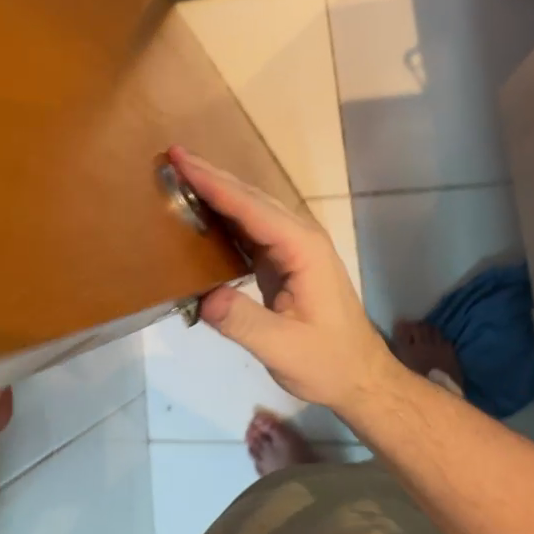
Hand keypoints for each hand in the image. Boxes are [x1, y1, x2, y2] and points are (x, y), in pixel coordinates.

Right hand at [170, 146, 400, 413]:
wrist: (360, 377)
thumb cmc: (328, 363)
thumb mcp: (284, 349)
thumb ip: (244, 322)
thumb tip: (203, 297)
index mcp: (302, 248)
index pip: (251, 207)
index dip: (214, 183)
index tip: (182, 160)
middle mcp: (300, 237)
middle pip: (250, 198)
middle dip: (212, 176)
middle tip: (173, 156)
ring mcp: (294, 248)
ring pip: (251, 209)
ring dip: (217, 191)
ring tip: (181, 176)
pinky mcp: (285, 261)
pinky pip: (250, 228)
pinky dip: (225, 215)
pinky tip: (202, 213)